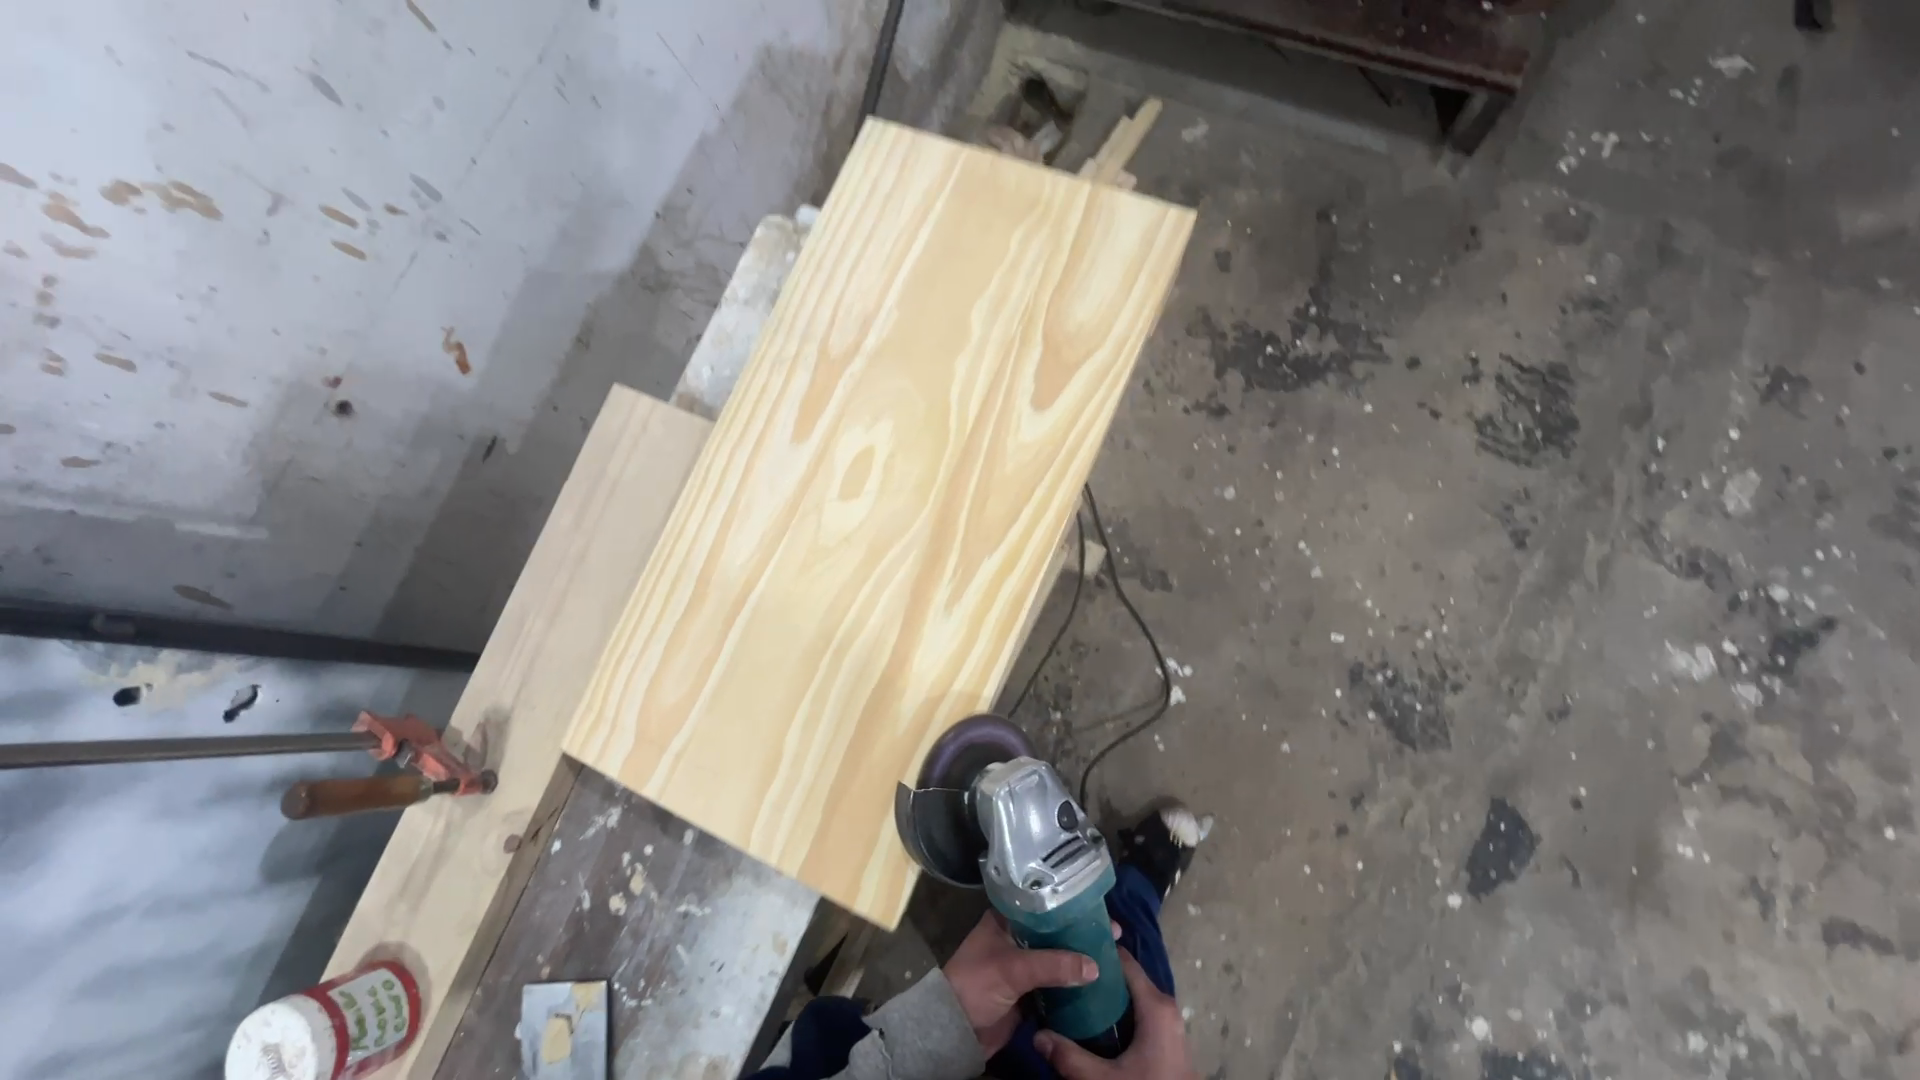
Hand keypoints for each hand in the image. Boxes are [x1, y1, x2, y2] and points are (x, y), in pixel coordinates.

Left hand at [942, 911, 1098, 1055]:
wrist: (957, 1030)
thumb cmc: (977, 984)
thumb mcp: (1013, 968)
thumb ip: (1053, 964)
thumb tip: (1095, 966)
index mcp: (1005, 919)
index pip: (1043, 904)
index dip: (1070, 905)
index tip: (1099, 908)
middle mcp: (1016, 937)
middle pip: (1055, 930)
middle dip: (1081, 932)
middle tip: (1114, 932)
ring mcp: (1023, 964)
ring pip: (1058, 956)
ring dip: (1080, 957)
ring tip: (1112, 954)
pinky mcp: (1029, 990)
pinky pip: (1057, 982)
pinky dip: (1074, 981)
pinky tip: (1098, 980)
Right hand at [1033, 950, 1195, 1079]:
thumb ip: (1070, 1057)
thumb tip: (1037, 1035)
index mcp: (1155, 1005)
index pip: (1123, 959)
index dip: (1095, 949)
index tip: (1066, 947)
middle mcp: (1165, 1006)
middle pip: (1124, 977)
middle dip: (1094, 975)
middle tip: (1062, 974)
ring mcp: (1167, 1023)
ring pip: (1130, 996)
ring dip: (1103, 995)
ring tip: (1070, 993)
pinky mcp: (1165, 1039)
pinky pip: (1137, 1013)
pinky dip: (1115, 1012)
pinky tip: (1091, 1020)